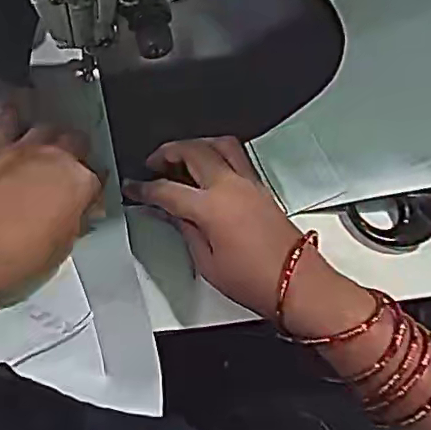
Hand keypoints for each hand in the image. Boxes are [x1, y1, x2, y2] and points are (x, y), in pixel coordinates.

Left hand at [0, 102, 101, 300]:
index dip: (94, 187)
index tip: (89, 196)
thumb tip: (77, 216)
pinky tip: (14, 106)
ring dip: (51, 132)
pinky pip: (7, 119)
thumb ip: (73, 223)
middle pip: (77, 142)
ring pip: (48, 126)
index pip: (98, 178)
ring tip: (50, 138)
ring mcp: (25, 149)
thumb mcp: (60, 248)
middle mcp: (57, 158)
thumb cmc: (19, 252)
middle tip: (72, 163)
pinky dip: (12, 112)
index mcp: (80, 183)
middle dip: (78, 151)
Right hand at [125, 137, 306, 317]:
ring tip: (180, 156)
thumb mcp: (206, 262)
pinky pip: (236, 156)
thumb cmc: (257, 280)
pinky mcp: (261, 188)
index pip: (166, 189)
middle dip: (167, 153)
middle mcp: (231, 187)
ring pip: (218, 144)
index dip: (144, 188)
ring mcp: (249, 184)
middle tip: (153, 163)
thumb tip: (172, 214)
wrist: (297, 285)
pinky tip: (208, 166)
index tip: (133, 187)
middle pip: (192, 151)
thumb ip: (186, 229)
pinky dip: (216, 153)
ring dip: (195, 144)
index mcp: (211, 208)